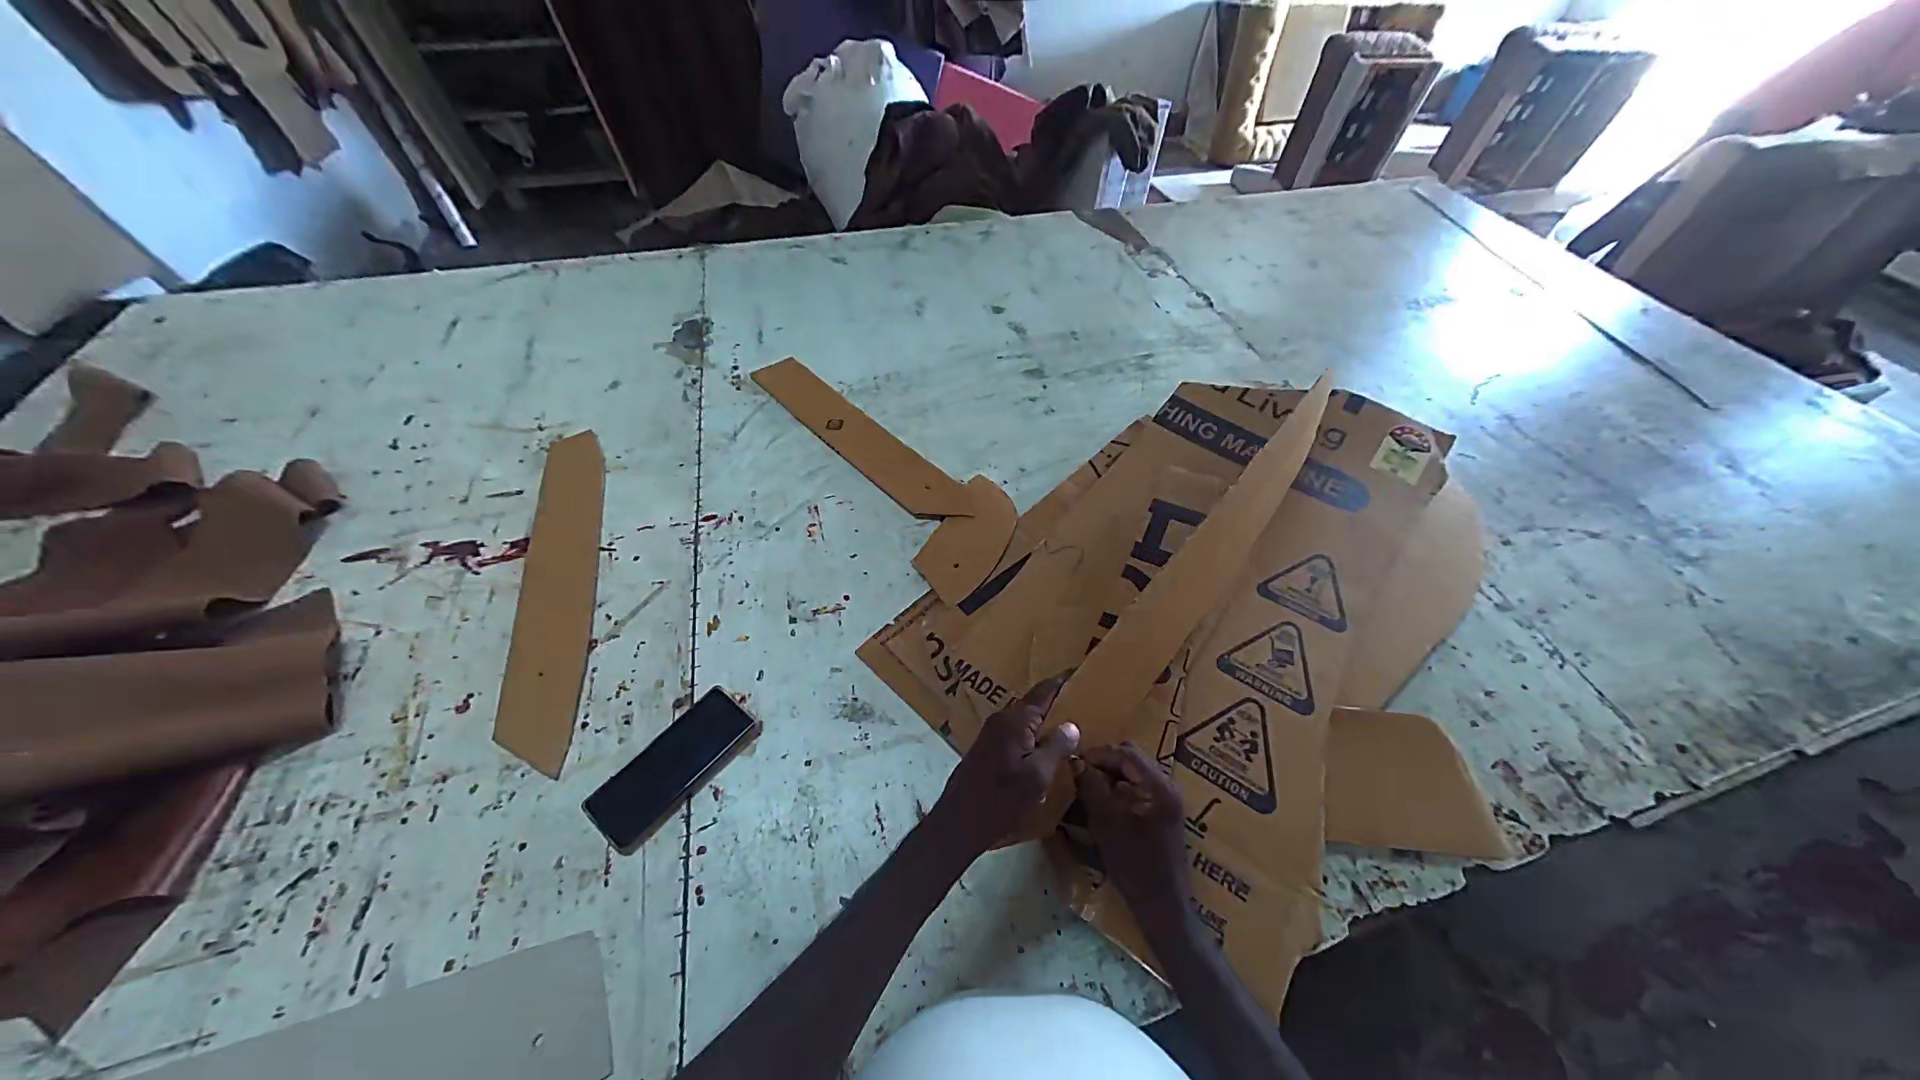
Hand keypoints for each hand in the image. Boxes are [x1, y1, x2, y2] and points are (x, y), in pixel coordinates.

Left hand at [928, 675, 1080, 856]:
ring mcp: (992, 735)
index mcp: (1015, 721)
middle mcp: (1001, 720)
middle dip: (1058, 704)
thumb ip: (1056, 747)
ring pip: (1026, 722)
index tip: (1081, 672)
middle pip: (1035, 705)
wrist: (959, 821)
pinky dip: (1034, 737)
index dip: (1063, 681)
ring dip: (1046, 723)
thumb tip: (1072, 725)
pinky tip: (1047, 751)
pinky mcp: (988, 750)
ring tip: (1072, 728)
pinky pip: (1017, 735)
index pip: (1044, 691)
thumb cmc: (1001, 799)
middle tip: (1085, 704)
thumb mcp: (1037, 776)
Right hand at [1076, 742, 1190, 933]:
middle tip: (1080, 773)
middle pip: (1132, 758)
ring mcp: (1168, 800)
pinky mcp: (1163, 812)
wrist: (1163, 907)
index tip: (1074, 762)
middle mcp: (1168, 787)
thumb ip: (1092, 789)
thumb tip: (1075, 763)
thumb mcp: (1108, 825)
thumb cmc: (1136, 867)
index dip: (1098, 753)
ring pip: (1134, 772)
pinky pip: (1138, 787)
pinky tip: (1103, 801)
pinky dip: (1119, 787)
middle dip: (1104, 762)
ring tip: (1088, 786)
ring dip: (1111, 774)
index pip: (1126, 753)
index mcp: (1160, 787)